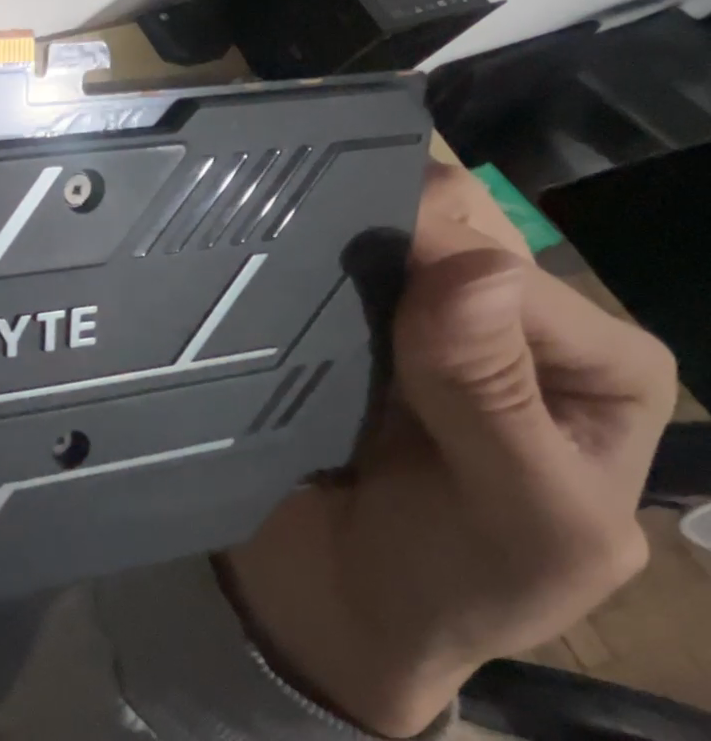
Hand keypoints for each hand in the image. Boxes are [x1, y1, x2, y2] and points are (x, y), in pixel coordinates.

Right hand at [223, 163, 676, 736]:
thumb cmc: (459, 581)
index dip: (427, 259)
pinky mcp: (325, 333)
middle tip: (295, 243)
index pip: (506, 268)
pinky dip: (281, 266)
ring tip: (260, 246)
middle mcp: (499, 322)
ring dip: (319, 237)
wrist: (334, 609)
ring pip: (367, 239)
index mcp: (588, 357)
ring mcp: (402, 322)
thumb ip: (496, 403)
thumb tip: (468, 269)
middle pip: (442, 229)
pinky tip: (246, 266)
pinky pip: (307, 278)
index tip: (336, 262)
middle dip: (374, 224)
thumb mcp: (520, 517)